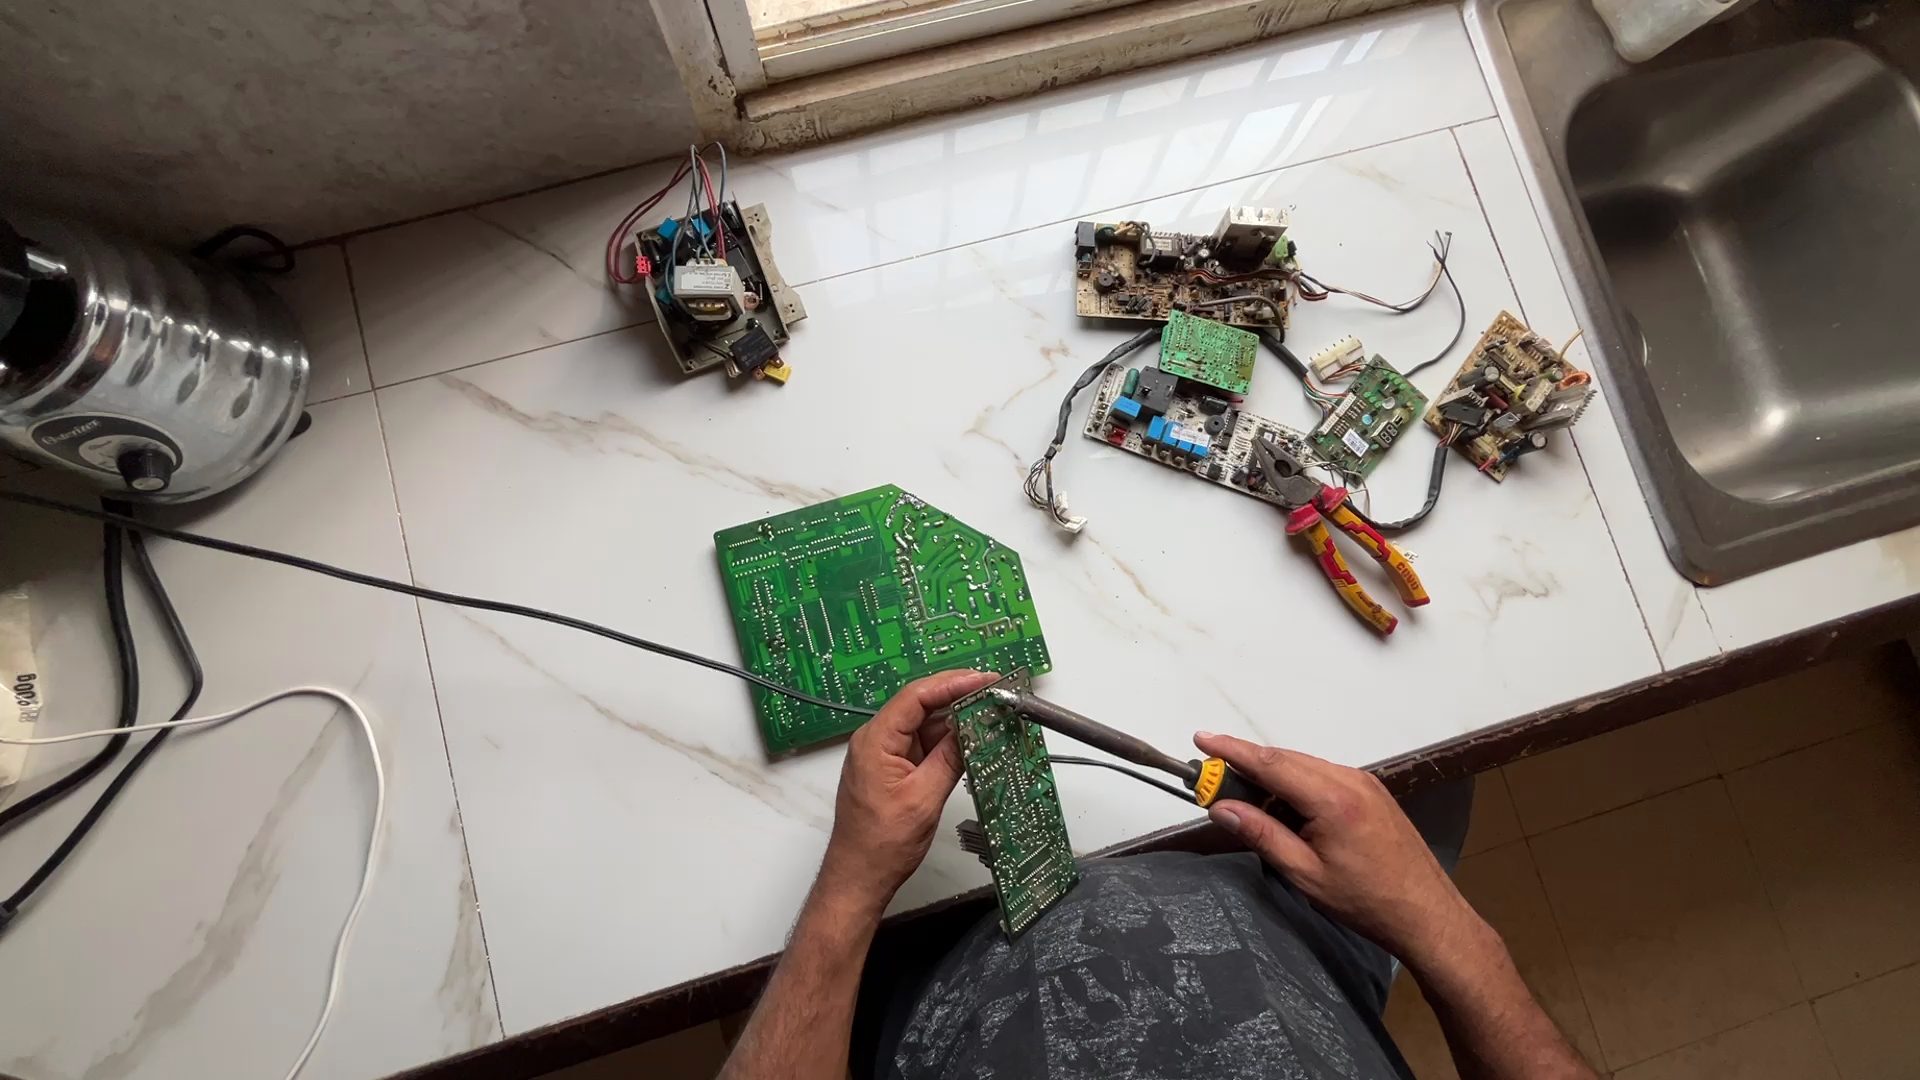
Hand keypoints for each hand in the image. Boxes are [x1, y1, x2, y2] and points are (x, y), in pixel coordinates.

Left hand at [817, 670, 999, 912]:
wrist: (859, 877)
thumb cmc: (881, 845)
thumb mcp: (924, 799)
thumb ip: (949, 759)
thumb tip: (972, 728)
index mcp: (875, 740)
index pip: (916, 697)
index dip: (952, 683)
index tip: (982, 679)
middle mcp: (876, 739)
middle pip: (920, 704)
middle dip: (957, 695)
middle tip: (991, 689)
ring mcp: (885, 753)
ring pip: (924, 723)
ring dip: (955, 718)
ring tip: (988, 712)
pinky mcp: (894, 767)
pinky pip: (923, 743)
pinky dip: (947, 740)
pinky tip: (970, 738)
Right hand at [1194, 732, 1480, 968]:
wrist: (1431, 918)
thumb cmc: (1366, 902)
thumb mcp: (1305, 873)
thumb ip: (1261, 834)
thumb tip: (1220, 808)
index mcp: (1331, 799)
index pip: (1270, 763)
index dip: (1231, 749)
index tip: (1200, 739)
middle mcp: (1348, 779)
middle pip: (1283, 758)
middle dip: (1246, 764)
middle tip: (1214, 780)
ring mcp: (1363, 782)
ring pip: (1302, 764)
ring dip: (1271, 776)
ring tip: (1251, 804)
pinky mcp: (1370, 790)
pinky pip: (1320, 774)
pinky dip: (1295, 783)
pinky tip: (1287, 810)